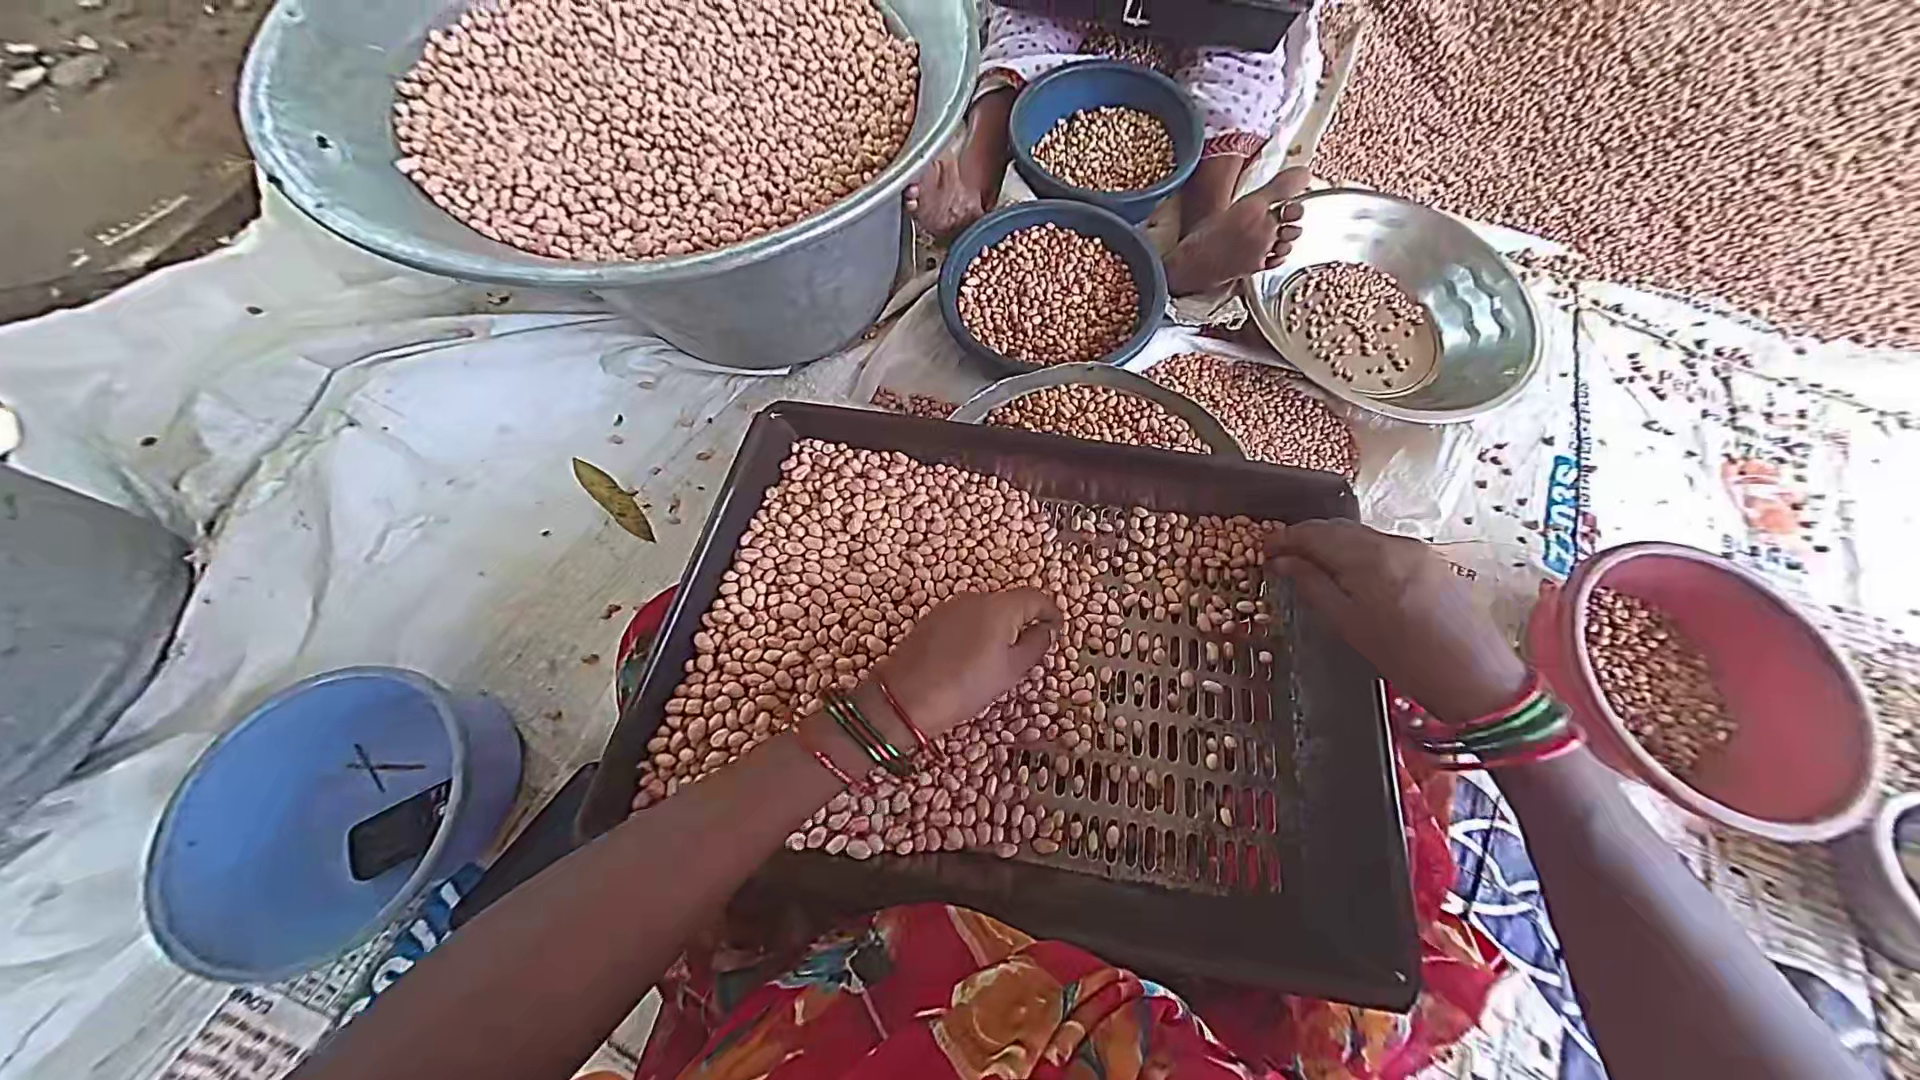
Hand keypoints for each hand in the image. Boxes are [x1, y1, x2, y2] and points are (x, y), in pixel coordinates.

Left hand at [869, 588, 1060, 737]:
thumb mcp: (1010, 671)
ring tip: (1000, 660)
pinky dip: (977, 632)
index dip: (1051, 613)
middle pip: (1009, 602)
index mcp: (999, 606)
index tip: (1057, 631)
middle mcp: (974, 598)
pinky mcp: (932, 619)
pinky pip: (965, 619)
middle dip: (1024, 621)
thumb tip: (1047, 630)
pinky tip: (973, 658)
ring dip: (999, 627)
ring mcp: (950, 606)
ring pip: (986, 611)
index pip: (1035, 598)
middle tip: (1030, 650)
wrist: (904, 697)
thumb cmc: (965, 686)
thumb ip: (1035, 645)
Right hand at [1265, 520, 1531, 723]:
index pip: (1313, 533)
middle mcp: (1391, 543)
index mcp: (1367, 558)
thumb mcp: (1345, 623)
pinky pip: (1379, 544)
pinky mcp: (1429, 559)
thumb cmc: (1402, 656)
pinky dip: (1354, 550)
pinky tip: (1345, 570)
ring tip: (1308, 563)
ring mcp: (1414, 549)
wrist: (1475, 676)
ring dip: (1329, 543)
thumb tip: (1283, 562)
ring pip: (1358, 534)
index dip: (1283, 538)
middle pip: (1336, 527)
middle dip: (1304, 537)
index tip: (1263, 548)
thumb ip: (1311, 585)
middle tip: (1280, 555)